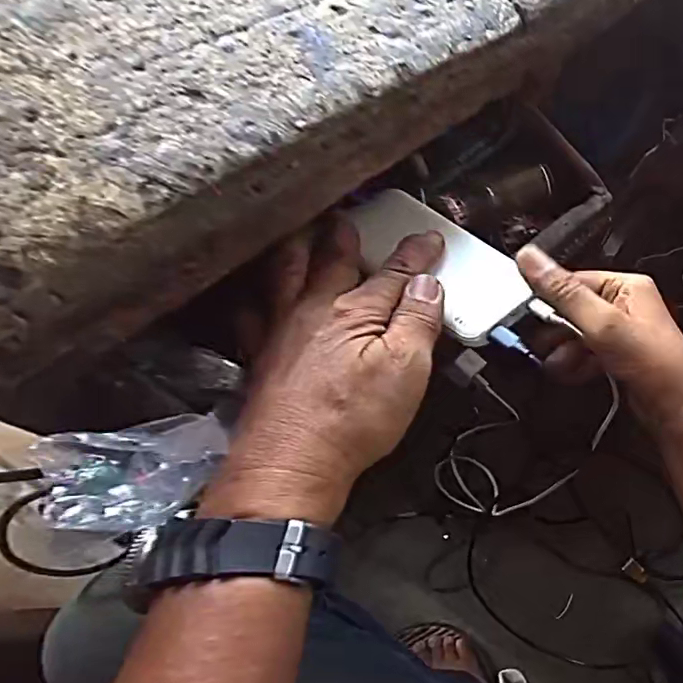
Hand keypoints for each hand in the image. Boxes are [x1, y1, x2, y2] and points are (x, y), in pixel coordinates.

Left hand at [203, 221, 444, 523]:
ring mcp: (281, 335)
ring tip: (298, 236)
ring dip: (296, 252)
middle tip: (348, 220)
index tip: (429, 240)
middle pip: (331, 265)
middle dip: (345, 239)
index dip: (415, 256)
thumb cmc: (353, 419)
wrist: (295, 462)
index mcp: (354, 314)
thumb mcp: (407, 368)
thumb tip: (428, 286)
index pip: (394, 275)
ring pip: (285, 278)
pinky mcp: (264, 361)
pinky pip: (252, 312)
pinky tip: (255, 296)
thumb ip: (418, 322)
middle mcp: (312, 315)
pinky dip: (254, 295)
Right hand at [515, 246, 682, 430]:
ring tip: (564, 365)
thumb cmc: (658, 366)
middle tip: (550, 346)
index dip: (550, 300)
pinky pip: (586, 356)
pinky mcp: (618, 359)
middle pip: (571, 311)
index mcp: (628, 287)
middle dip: (558, 333)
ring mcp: (622, 335)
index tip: (532, 317)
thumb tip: (531, 260)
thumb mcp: (603, 324)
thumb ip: (564, 293)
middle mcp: (626, 307)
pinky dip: (577, 366)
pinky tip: (575, 374)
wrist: (677, 410)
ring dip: (565, 353)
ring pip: (576, 337)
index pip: (573, 280)